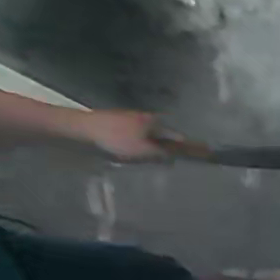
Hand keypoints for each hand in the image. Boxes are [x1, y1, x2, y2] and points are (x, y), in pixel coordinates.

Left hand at [72, 110, 203, 162]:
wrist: (77, 129)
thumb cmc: (116, 140)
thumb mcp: (146, 152)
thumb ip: (165, 155)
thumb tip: (178, 158)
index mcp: (156, 123)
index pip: (180, 137)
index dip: (191, 148)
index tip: (202, 156)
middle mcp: (146, 118)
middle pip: (165, 135)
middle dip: (172, 146)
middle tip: (177, 160)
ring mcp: (129, 119)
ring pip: (150, 135)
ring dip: (155, 145)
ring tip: (156, 159)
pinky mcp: (114, 123)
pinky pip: (136, 135)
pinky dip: (141, 144)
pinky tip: (136, 153)